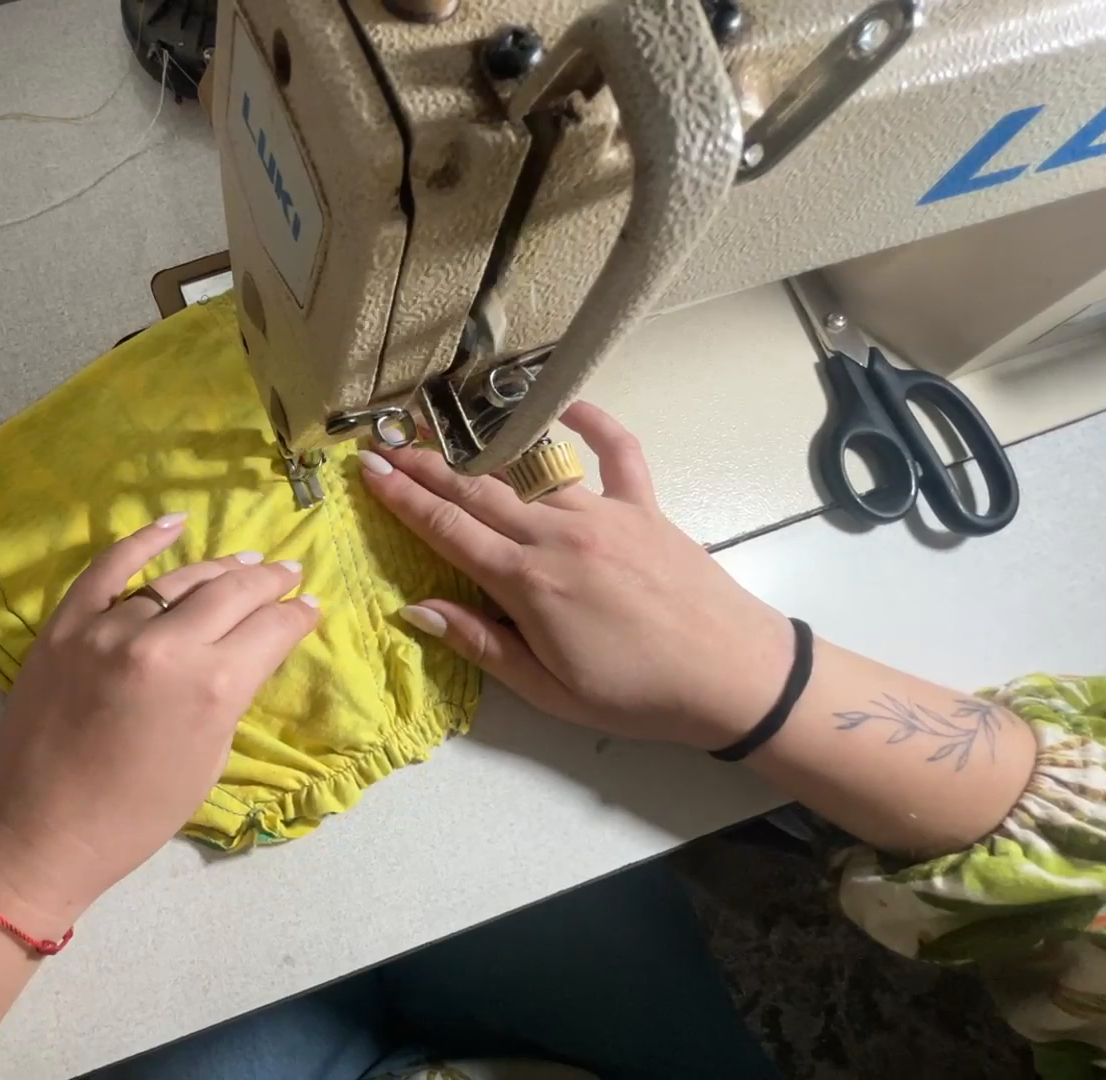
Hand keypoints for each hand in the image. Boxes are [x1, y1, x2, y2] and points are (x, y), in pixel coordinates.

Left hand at [0, 514, 318, 931]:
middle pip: (233, 593)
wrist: (37, 831)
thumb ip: (230, 695)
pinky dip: (144, 540)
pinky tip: (175, 524)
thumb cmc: (134, 816)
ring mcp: (110, 627)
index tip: (311, 607)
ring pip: (180, 578)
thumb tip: (250, 650)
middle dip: (271, 582)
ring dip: (222, 566)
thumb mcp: (208, 761)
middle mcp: (166, 644)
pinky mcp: (67, 622)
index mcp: (211, 688)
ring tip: (248, 560)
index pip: (271, 631)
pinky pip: (109, 566)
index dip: (298, 616)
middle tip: (290, 573)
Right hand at [358, 402, 792, 749]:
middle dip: (423, 468)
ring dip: (478, 454)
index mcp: (527, 582)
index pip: (447, 529)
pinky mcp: (644, 508)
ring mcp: (603, 513)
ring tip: (442, 436)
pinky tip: (570, 404)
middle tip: (385, 447)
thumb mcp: (546, 689)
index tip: (368, 472)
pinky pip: (617, 453)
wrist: (736, 679)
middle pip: (474, 492)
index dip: (402, 498)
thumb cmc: (634, 694)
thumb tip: (415, 609)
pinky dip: (595, 423)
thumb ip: (479, 644)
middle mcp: (557, 535)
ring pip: (526, 473)